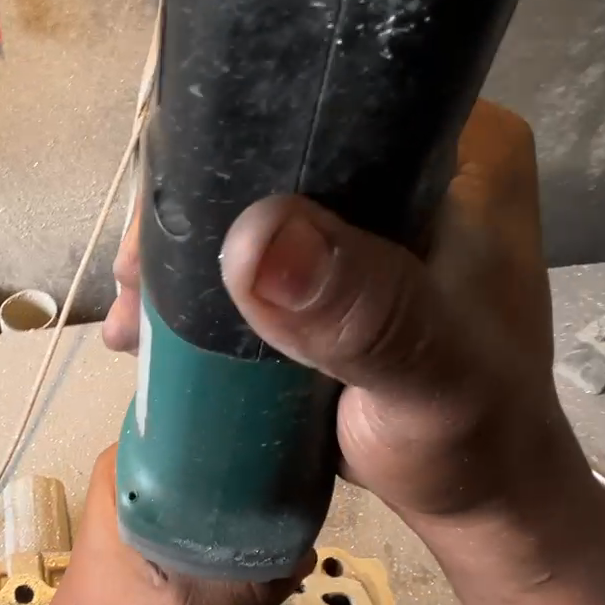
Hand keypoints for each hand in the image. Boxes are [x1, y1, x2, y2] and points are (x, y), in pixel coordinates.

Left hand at [47, 447, 306, 604]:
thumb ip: (240, 586)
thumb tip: (305, 557)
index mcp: (126, 465)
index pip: (189, 417)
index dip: (237, 424)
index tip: (285, 431)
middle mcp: (137, 468)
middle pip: (207, 446)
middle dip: (250, 460)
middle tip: (302, 470)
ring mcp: (151, 494)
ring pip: (210, 478)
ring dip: (244, 491)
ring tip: (295, 493)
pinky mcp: (164, 520)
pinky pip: (208, 505)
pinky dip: (233, 516)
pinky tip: (269, 524)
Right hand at [104, 100, 588, 522]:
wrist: (471, 499)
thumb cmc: (472, 438)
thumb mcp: (428, 374)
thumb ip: (361, 311)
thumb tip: (253, 241)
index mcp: (454, 152)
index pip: (325, 105)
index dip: (228, 146)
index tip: (162, 219)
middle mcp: (401, 174)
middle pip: (265, 162)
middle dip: (184, 221)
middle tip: (133, 281)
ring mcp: (358, 230)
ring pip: (242, 218)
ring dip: (176, 267)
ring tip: (131, 323)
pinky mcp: (324, 280)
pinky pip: (244, 268)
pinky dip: (192, 298)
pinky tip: (149, 334)